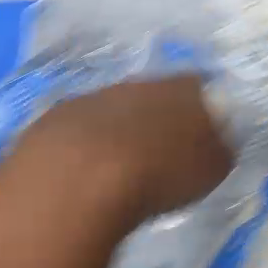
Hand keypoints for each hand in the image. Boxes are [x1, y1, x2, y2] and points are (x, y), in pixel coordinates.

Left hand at [16, 77, 235, 225]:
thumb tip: (216, 142)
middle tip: (158, 155)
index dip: (202, 111)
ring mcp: (91, 98)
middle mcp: (139, 82)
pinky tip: (79, 178)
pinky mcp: (48, 121)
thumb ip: (219, 148)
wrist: (75, 185)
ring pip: (111, 111)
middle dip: (156, 119)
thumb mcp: (213, 168)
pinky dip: (79, 150)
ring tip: (116, 171)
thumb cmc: (159, 175)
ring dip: (115, 133)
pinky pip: (73, 132)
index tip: (200, 137)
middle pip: (154, 95)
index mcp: (184, 87)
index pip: (202, 87)